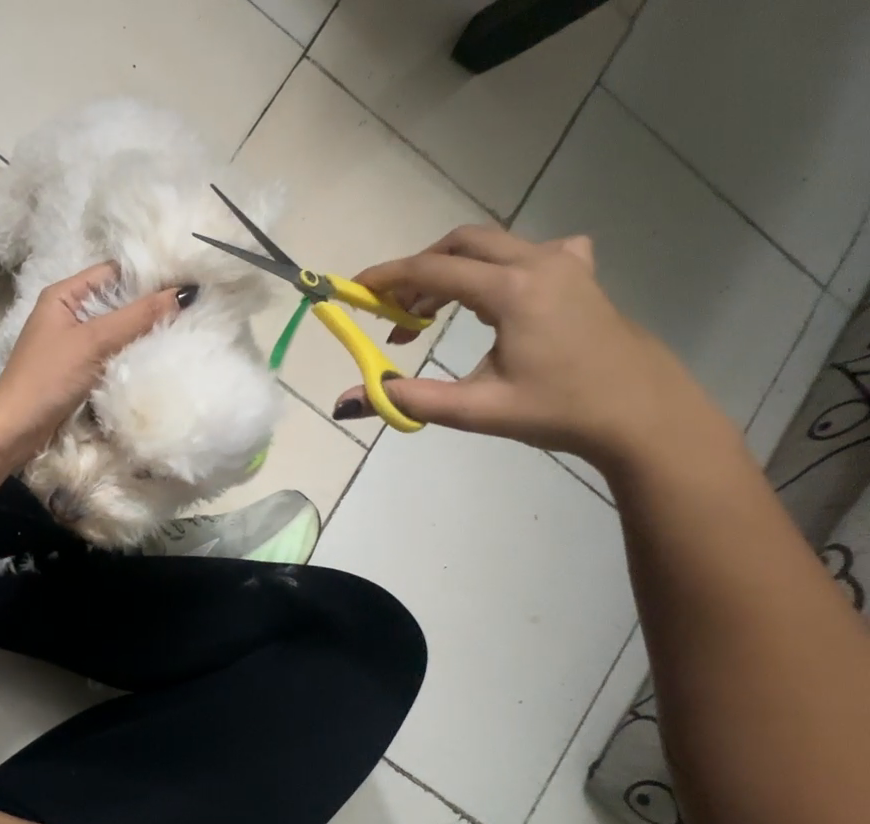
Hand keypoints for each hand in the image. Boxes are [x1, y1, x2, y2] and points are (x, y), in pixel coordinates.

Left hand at [0, 262, 187, 464]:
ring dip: (143, 332)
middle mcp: (67, 313)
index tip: (187, 280)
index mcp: (63, 295)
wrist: (14, 431)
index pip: (115, 272)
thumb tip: (185, 291)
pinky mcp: (77, 370)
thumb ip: (138, 316)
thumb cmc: (47, 379)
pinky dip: (131, 354)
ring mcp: (72, 343)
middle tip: (194, 306)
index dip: (149, 274)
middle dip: (151, 305)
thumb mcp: (93, 342)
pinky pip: (111, 354)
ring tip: (186, 327)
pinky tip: (158, 355)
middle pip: (118, 301)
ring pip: (117, 329)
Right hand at [333, 226, 717, 467]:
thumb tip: (346, 403)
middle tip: (391, 310)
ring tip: (427, 317)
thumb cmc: (560, 409)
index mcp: (514, 291)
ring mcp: (566, 264)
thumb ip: (408, 399)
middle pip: (461, 245)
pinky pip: (527, 253)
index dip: (386, 278)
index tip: (352, 291)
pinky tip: (493, 298)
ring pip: (491, 248)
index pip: (433, 270)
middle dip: (417, 271)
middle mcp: (539, 264)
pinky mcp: (580, 275)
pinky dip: (494, 268)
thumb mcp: (476, 409)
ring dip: (450, 272)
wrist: (644, 413)